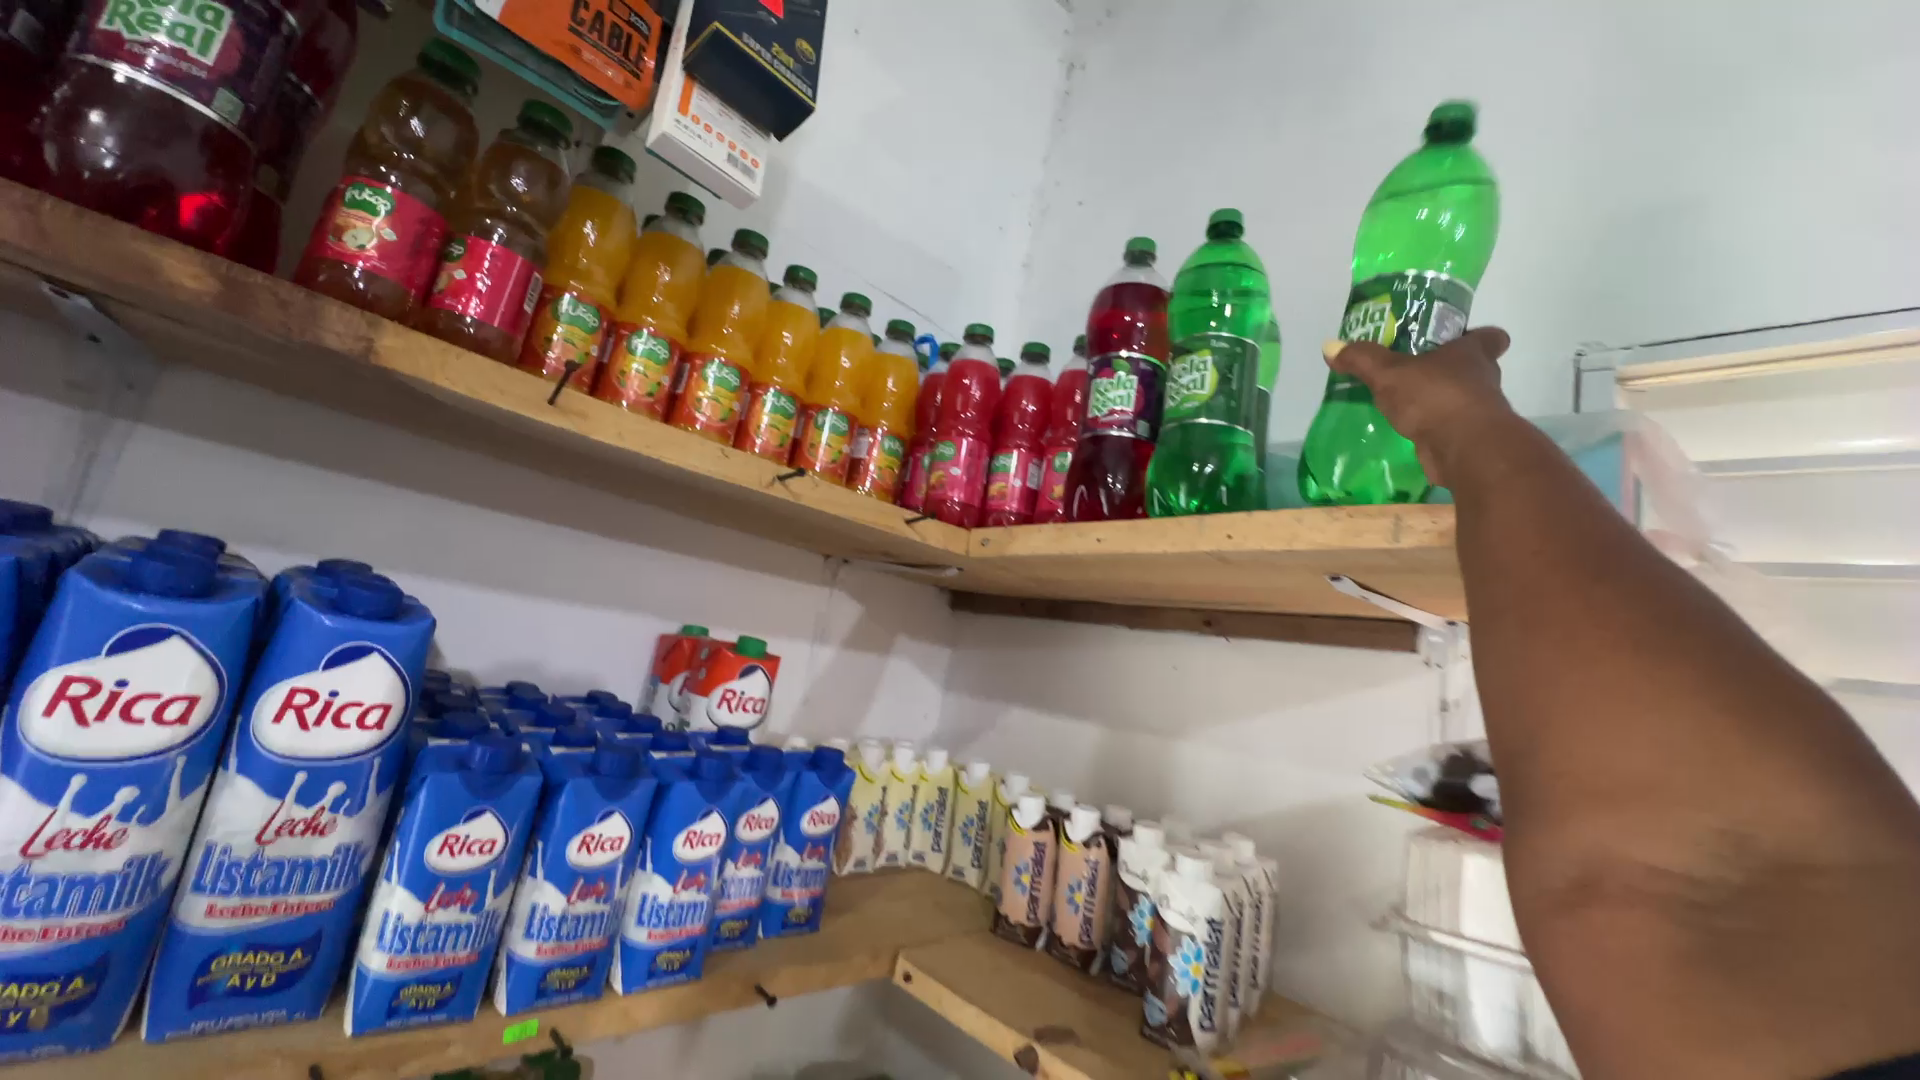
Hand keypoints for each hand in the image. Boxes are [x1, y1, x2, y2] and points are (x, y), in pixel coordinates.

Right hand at [1323, 326, 1514, 486]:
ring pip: (1460, 398)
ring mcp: (1477, 411)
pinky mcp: (1467, 438)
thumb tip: (1330, 346)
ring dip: (1438, 400)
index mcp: (1472, 353)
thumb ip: (1361, 359)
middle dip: (1448, 370)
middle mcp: (1482, 378)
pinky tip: (1408, 429)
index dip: (1477, 336)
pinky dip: (1432, 427)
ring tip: (1405, 404)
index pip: (1490, 337)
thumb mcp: (1388, 373)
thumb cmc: (1434, 396)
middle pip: (1474, 368)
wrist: (1463, 448)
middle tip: (1416, 372)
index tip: (1457, 340)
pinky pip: (1448, 426)